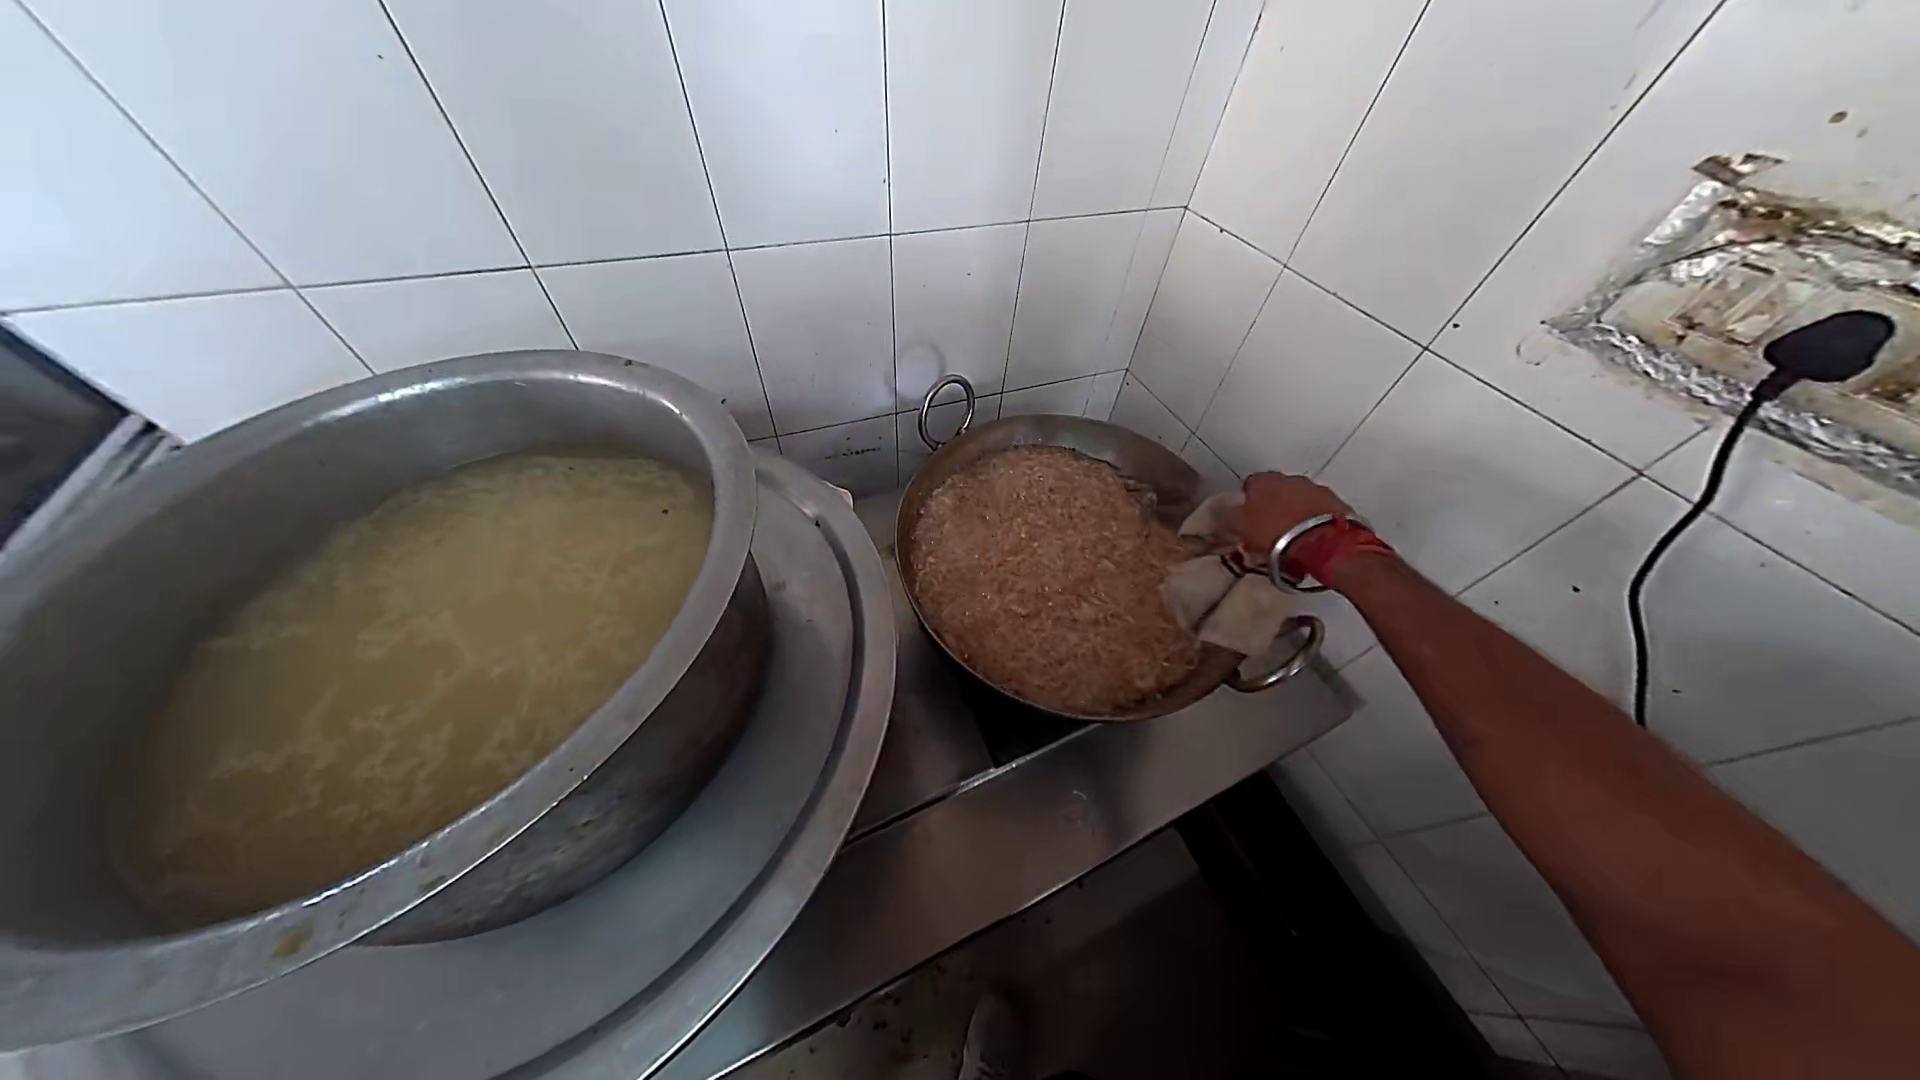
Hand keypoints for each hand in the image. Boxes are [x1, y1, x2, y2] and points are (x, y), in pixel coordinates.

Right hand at [1234, 472, 1353, 558]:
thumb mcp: (1240, 527)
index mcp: (1264, 480)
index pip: (1250, 484)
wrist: (1322, 542)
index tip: (1247, 517)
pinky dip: (1314, 519)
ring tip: (1292, 535)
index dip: (1247, 500)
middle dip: (1273, 503)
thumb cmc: (1273, 532)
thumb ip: (1228, 517)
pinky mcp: (1338, 504)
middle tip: (1269, 526)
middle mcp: (1291, 478)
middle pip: (1277, 489)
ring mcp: (1317, 489)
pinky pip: (1320, 510)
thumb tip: (1219, 512)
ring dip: (1296, 511)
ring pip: (1300, 498)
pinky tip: (1310, 537)